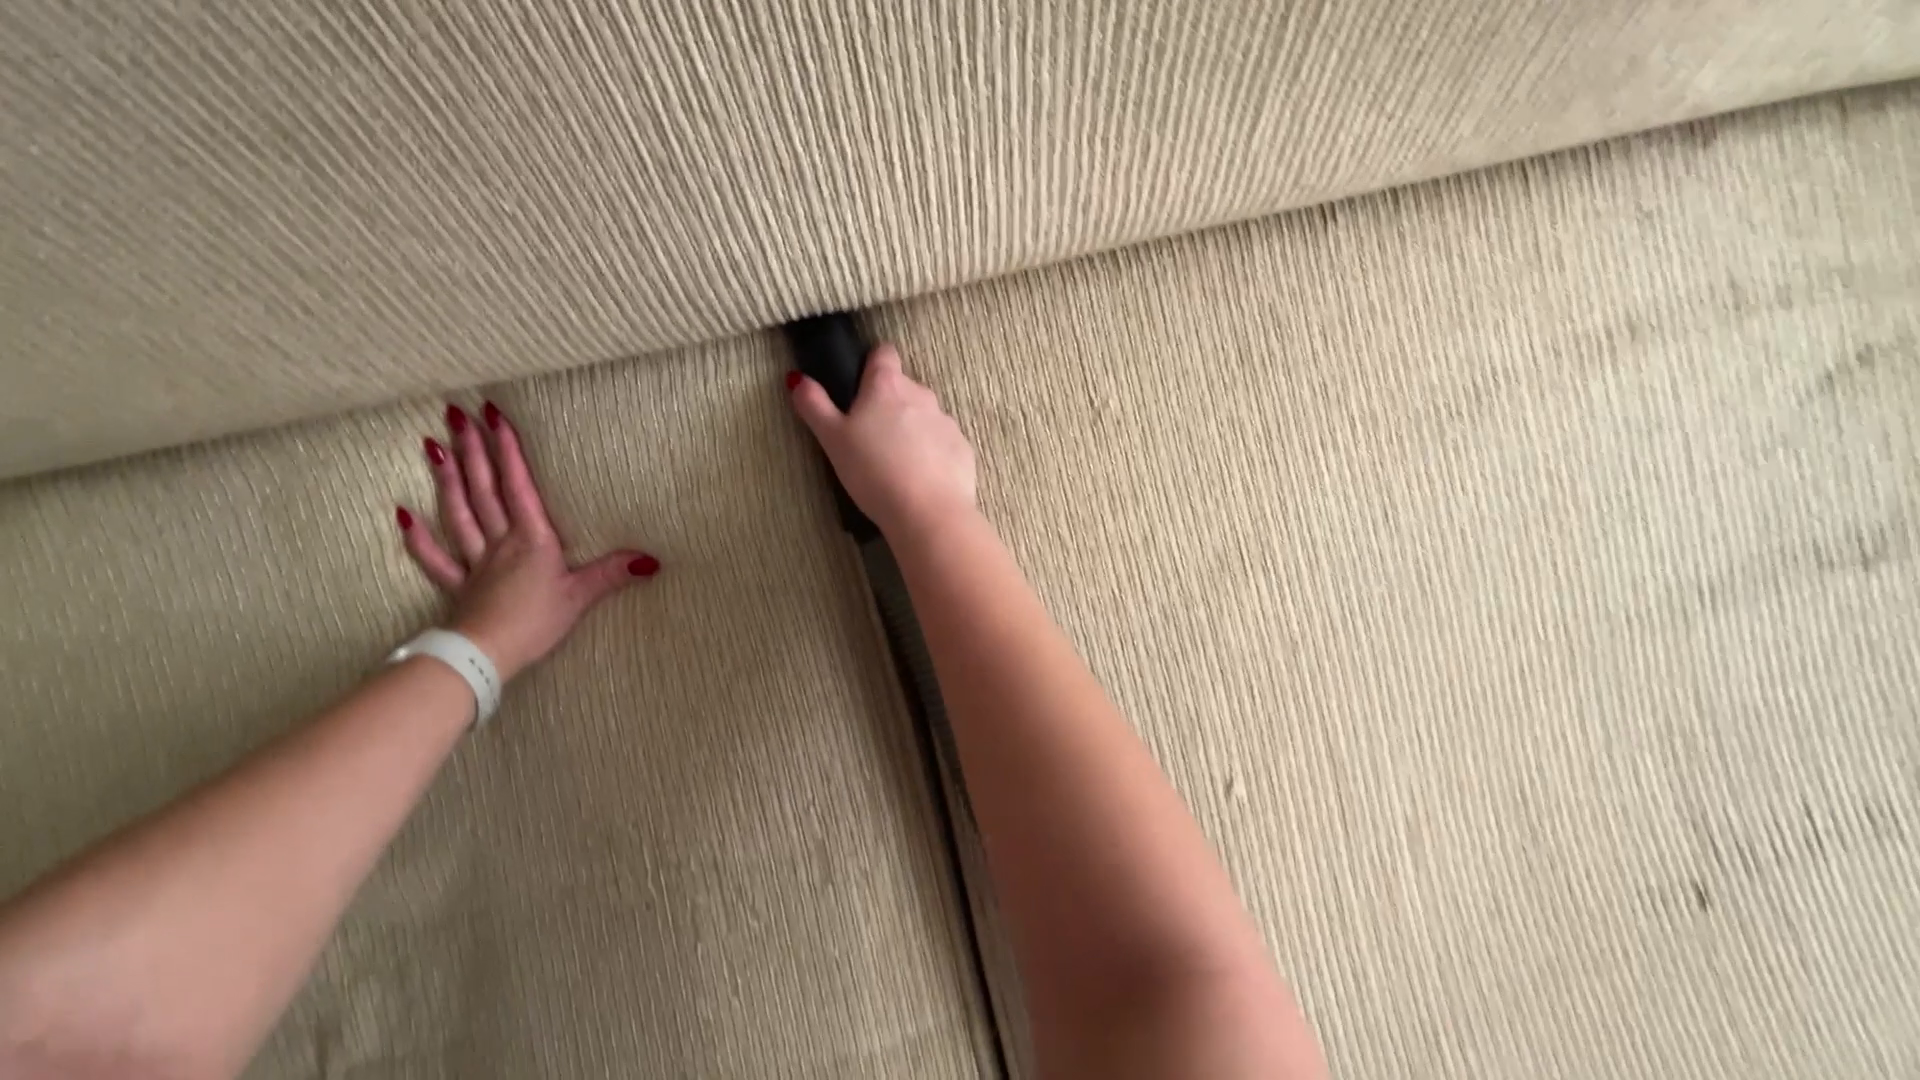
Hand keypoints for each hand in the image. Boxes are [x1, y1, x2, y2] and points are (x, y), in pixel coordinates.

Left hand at [396, 401, 657, 680]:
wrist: (486, 654)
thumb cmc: (535, 623)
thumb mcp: (582, 597)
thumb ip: (613, 574)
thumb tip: (651, 559)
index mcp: (532, 540)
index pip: (519, 487)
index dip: (509, 451)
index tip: (495, 417)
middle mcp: (500, 543)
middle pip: (484, 490)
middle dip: (473, 451)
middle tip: (457, 414)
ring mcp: (475, 562)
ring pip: (458, 513)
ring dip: (445, 479)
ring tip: (433, 444)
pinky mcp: (458, 585)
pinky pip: (434, 557)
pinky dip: (417, 536)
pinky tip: (403, 513)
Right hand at [787, 343, 977, 539]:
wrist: (928, 513)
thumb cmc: (874, 473)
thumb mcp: (833, 440)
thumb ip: (814, 405)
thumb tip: (797, 378)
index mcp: (887, 386)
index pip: (883, 353)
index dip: (871, 365)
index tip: (860, 387)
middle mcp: (921, 395)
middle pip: (903, 387)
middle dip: (888, 404)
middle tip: (869, 437)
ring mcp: (946, 421)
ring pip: (924, 415)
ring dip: (911, 429)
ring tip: (894, 462)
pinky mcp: (962, 447)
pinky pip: (942, 442)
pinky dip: (932, 453)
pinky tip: (919, 478)